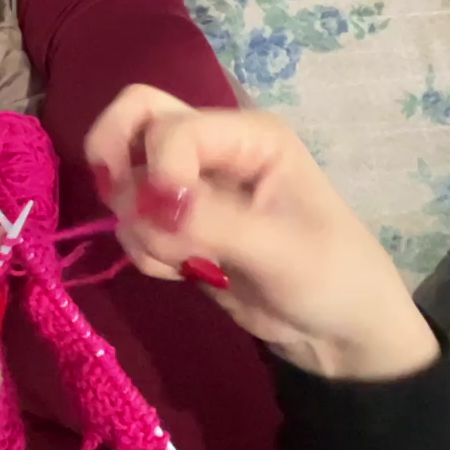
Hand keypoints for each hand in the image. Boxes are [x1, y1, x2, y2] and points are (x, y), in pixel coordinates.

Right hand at [85, 84, 437, 379]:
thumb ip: (215, 222)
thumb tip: (153, 204)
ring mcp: (188, 186)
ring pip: (124, 178)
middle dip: (114, 159)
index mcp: (248, 137)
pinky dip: (143, 250)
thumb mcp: (283, 251)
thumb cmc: (332, 279)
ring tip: (186, 260)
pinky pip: (129, 223)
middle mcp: (212, 150)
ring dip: (138, 224)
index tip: (173, 221)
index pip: (171, 128)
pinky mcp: (173, 224)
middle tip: (120, 202)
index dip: (160, 172)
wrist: (335, 333)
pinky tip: (182, 272)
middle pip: (133, 115)